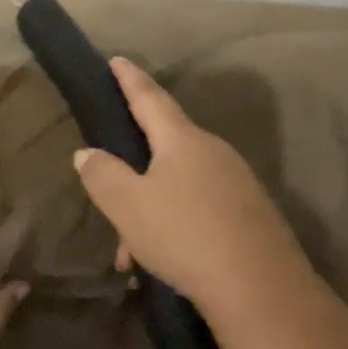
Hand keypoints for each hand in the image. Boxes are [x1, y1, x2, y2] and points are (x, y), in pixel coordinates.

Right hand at [73, 57, 320, 311]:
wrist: (259, 287)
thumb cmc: (183, 234)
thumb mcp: (127, 205)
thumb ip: (103, 175)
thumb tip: (88, 152)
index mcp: (182, 140)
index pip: (150, 99)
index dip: (130, 80)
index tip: (118, 60)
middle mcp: (213, 152)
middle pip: (164, 148)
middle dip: (133, 169)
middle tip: (109, 192)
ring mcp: (236, 183)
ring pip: (178, 186)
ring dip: (149, 209)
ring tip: (128, 251)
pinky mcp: (248, 214)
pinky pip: (198, 208)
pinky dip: (173, 226)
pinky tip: (158, 261)